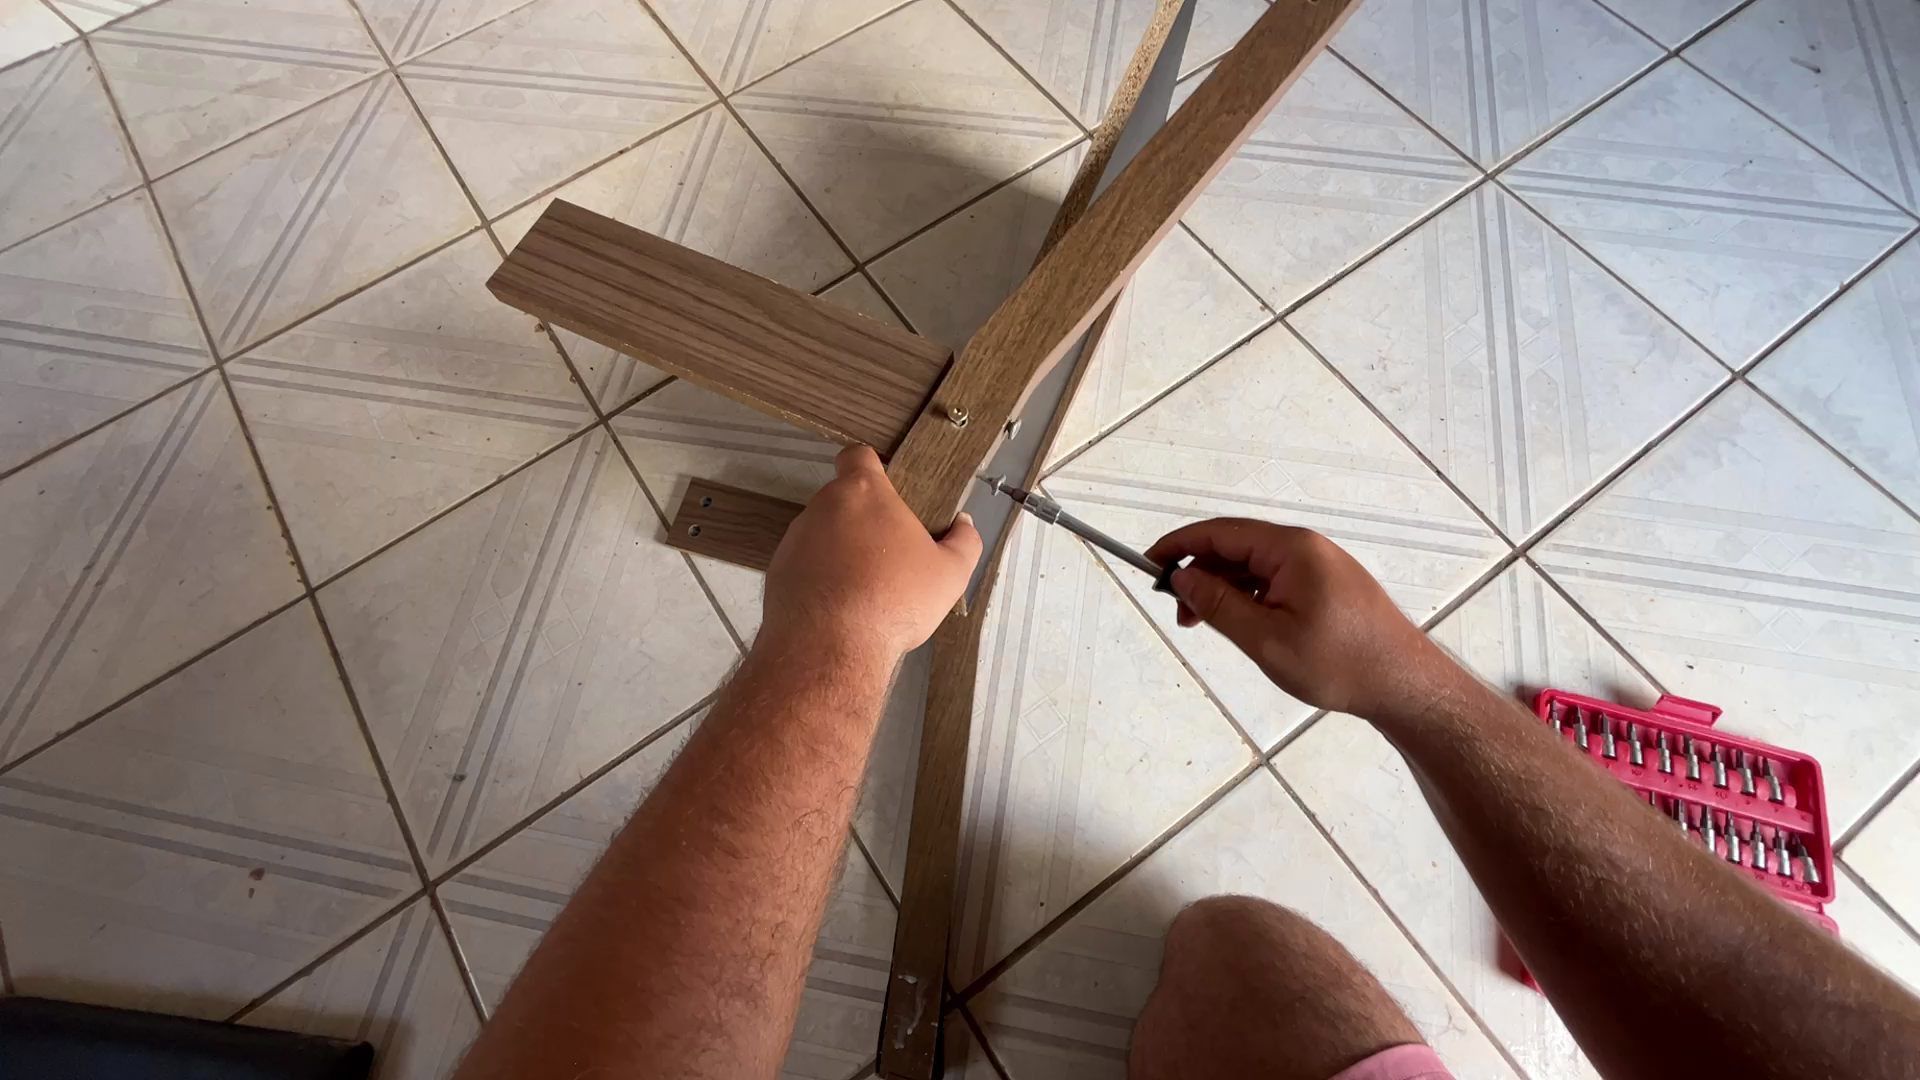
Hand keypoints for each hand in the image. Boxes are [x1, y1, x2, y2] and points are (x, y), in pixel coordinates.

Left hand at [761, 445, 981, 660]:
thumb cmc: (892, 602)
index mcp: (864, 494)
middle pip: (844, 499)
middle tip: (890, 552)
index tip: (888, 487)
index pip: (858, 455)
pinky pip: (805, 564)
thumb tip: (965, 525)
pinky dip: (821, 577)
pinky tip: (842, 606)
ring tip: (867, 587)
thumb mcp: (950, 574)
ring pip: (823, 534)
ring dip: (842, 551)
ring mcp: (795, 539)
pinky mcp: (778, 571)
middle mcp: (823, 508)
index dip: (873, 466)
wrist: (829, 648)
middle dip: (865, 520)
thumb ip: (964, 542)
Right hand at [1147, 519, 1456, 719]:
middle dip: (1199, 574)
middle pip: (1234, 547)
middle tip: (1180, 614)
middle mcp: (1304, 547)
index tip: (1148, 564)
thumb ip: (1218, 604)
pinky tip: (1239, 622)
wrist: (1408, 688)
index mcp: (1291, 549)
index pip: (1220, 532)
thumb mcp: (1266, 639)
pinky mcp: (1324, 584)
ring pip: (1251, 565)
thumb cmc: (1338, 664)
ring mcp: (1317, 565)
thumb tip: (1181, 576)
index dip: (1178, 545)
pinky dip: (1245, 596)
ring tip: (1204, 624)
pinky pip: (1272, 578)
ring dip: (1221, 588)